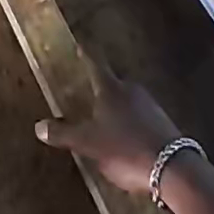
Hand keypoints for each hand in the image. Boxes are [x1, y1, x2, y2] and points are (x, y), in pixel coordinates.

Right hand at [34, 57, 184, 195]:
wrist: (174, 170)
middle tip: (89, 93)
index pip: (94, 63)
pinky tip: (129, 140)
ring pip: (129, 100)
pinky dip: (132, 124)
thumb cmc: (126, 148)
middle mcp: (131, 90)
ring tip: (108, 122)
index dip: (86, 53)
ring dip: (118, 108)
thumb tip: (38, 126)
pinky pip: (142, 117)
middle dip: (102, 88)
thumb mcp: (89, 143)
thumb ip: (64, 134)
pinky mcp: (164, 124)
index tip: (80, 44)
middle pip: (113, 82)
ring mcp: (151, 106)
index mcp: (110, 88)